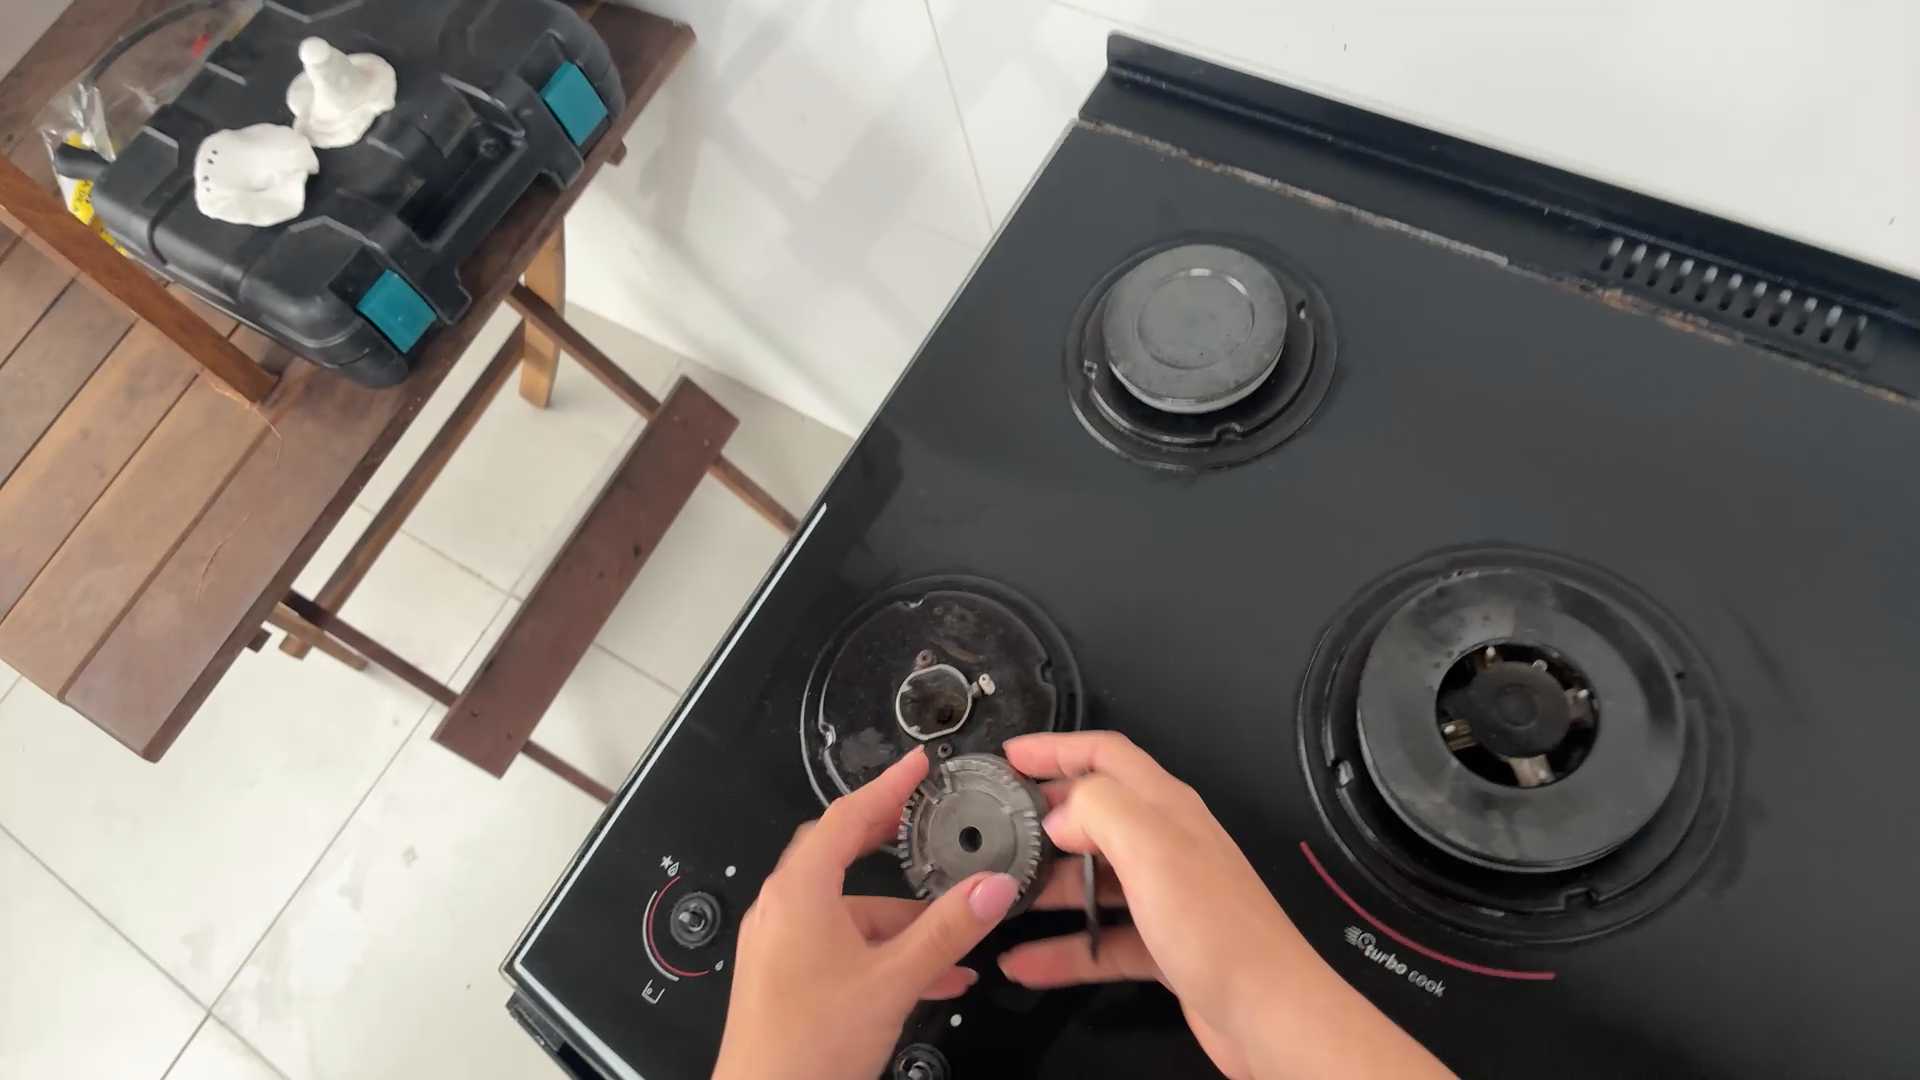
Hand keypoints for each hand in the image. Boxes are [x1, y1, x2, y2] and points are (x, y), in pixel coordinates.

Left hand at [712, 747, 1021, 1079]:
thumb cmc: (807, 1048)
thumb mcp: (891, 981)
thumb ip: (947, 931)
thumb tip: (992, 888)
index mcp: (800, 891)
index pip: (847, 815)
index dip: (886, 785)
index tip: (916, 764)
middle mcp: (785, 907)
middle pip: (842, 849)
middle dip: (888, 834)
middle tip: (922, 814)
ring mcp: (784, 943)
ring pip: (850, 907)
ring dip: (901, 914)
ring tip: (952, 924)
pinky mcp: (789, 976)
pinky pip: (843, 943)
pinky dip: (885, 948)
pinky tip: (933, 975)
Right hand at [998, 731, 1456, 1079]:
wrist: (1272, 1018)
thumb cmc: (1220, 931)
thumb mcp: (1152, 848)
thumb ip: (1099, 810)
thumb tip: (1060, 812)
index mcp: (1164, 806)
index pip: (1103, 753)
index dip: (1055, 747)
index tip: (1013, 756)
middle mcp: (1164, 841)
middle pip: (1093, 811)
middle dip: (1044, 814)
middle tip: (1002, 824)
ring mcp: (1163, 892)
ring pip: (1092, 876)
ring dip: (1048, 883)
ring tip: (1006, 893)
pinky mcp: (1162, 941)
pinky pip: (1101, 935)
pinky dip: (1065, 946)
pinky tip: (1029, 961)